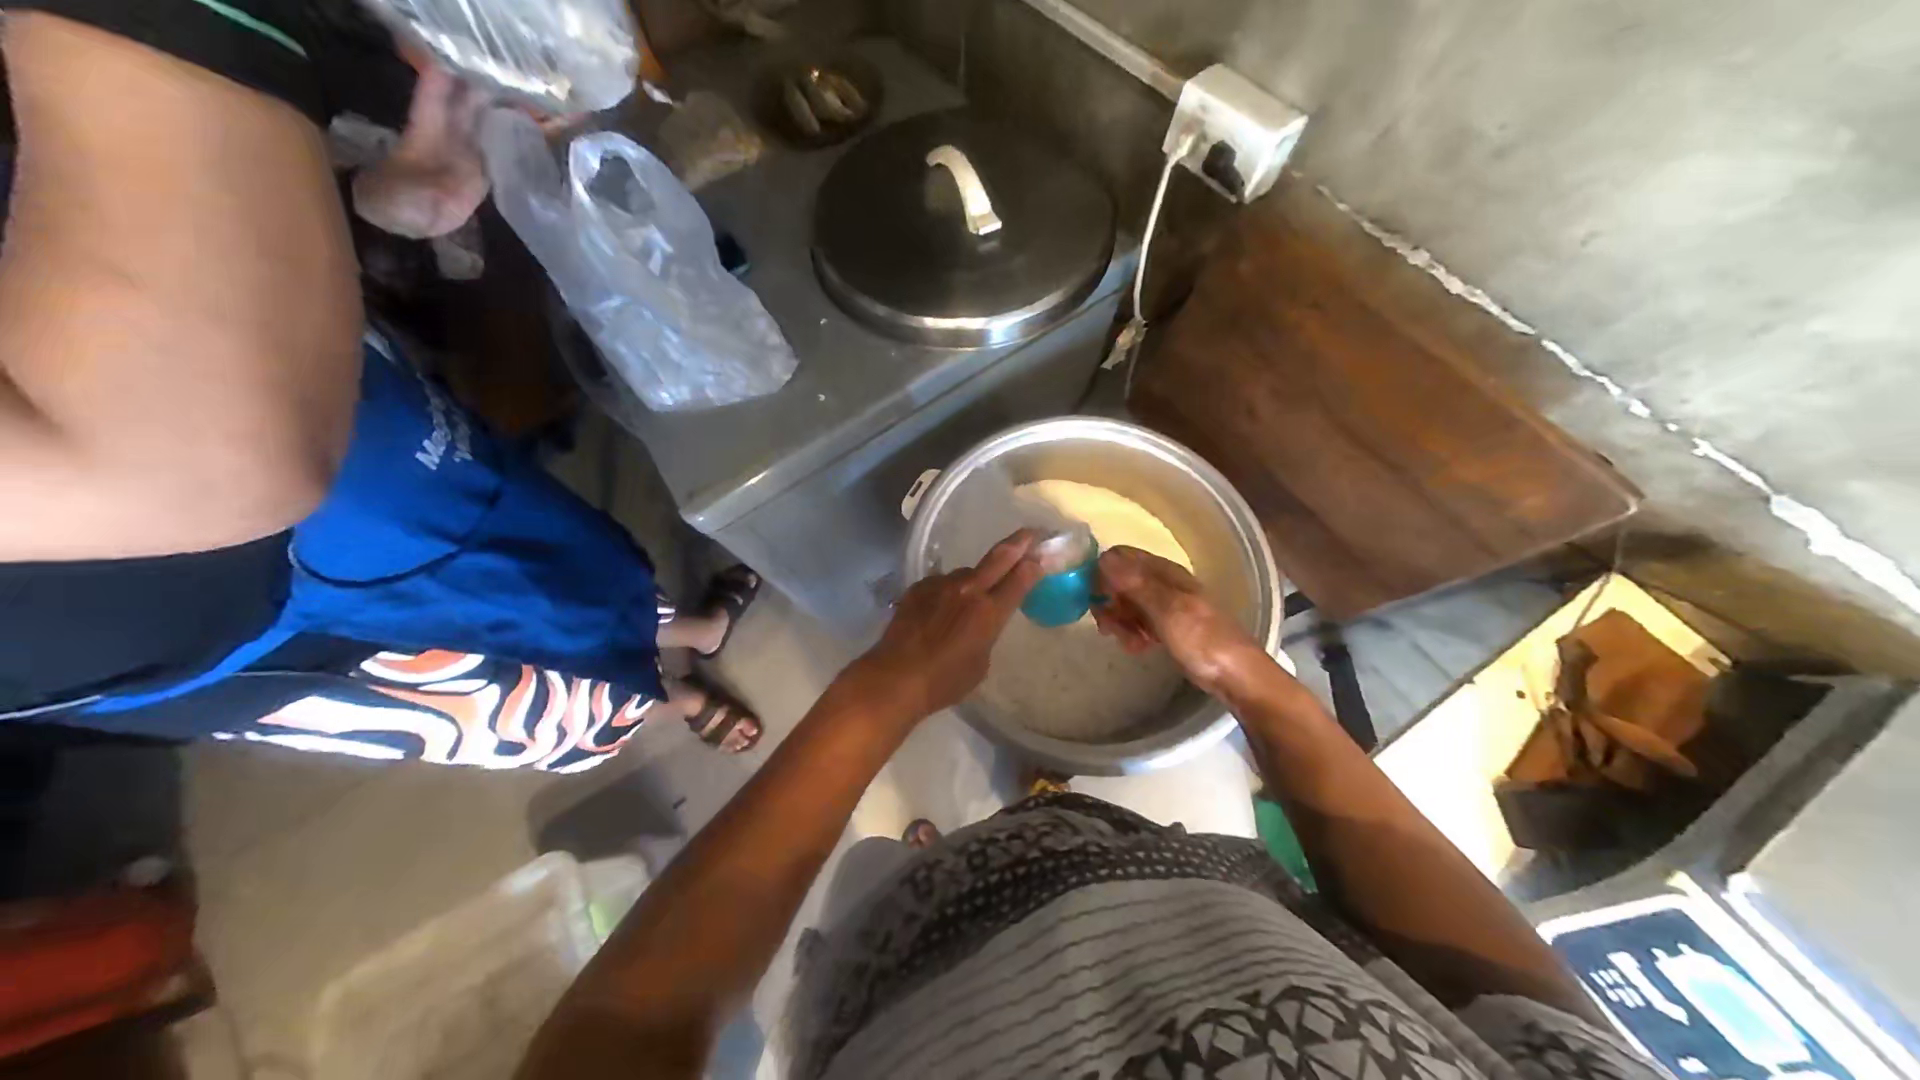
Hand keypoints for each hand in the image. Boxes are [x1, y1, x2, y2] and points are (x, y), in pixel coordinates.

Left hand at [847, 531, 1044, 720]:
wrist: (895, 678)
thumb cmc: (944, 681)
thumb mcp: (980, 662)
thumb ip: (987, 632)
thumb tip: (983, 619)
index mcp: (989, 611)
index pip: (1020, 578)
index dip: (1036, 564)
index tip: (1045, 552)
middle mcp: (967, 590)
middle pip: (999, 557)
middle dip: (1020, 542)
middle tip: (1033, 532)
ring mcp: (940, 585)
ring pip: (967, 572)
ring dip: (977, 577)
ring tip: (972, 596)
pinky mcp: (918, 588)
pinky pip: (942, 583)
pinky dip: (949, 591)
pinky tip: (941, 608)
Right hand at [1093, 546, 1269, 696]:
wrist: (1236, 677)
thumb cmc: (1204, 641)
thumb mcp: (1168, 610)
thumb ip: (1136, 584)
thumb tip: (1104, 557)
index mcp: (1165, 572)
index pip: (1121, 558)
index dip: (1104, 574)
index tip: (1099, 600)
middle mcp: (1163, 584)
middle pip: (1119, 582)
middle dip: (1110, 604)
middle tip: (1110, 627)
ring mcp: (1165, 606)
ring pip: (1126, 605)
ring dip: (1120, 623)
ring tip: (1130, 643)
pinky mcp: (1166, 628)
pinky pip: (1137, 623)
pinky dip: (1132, 634)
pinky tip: (1138, 648)